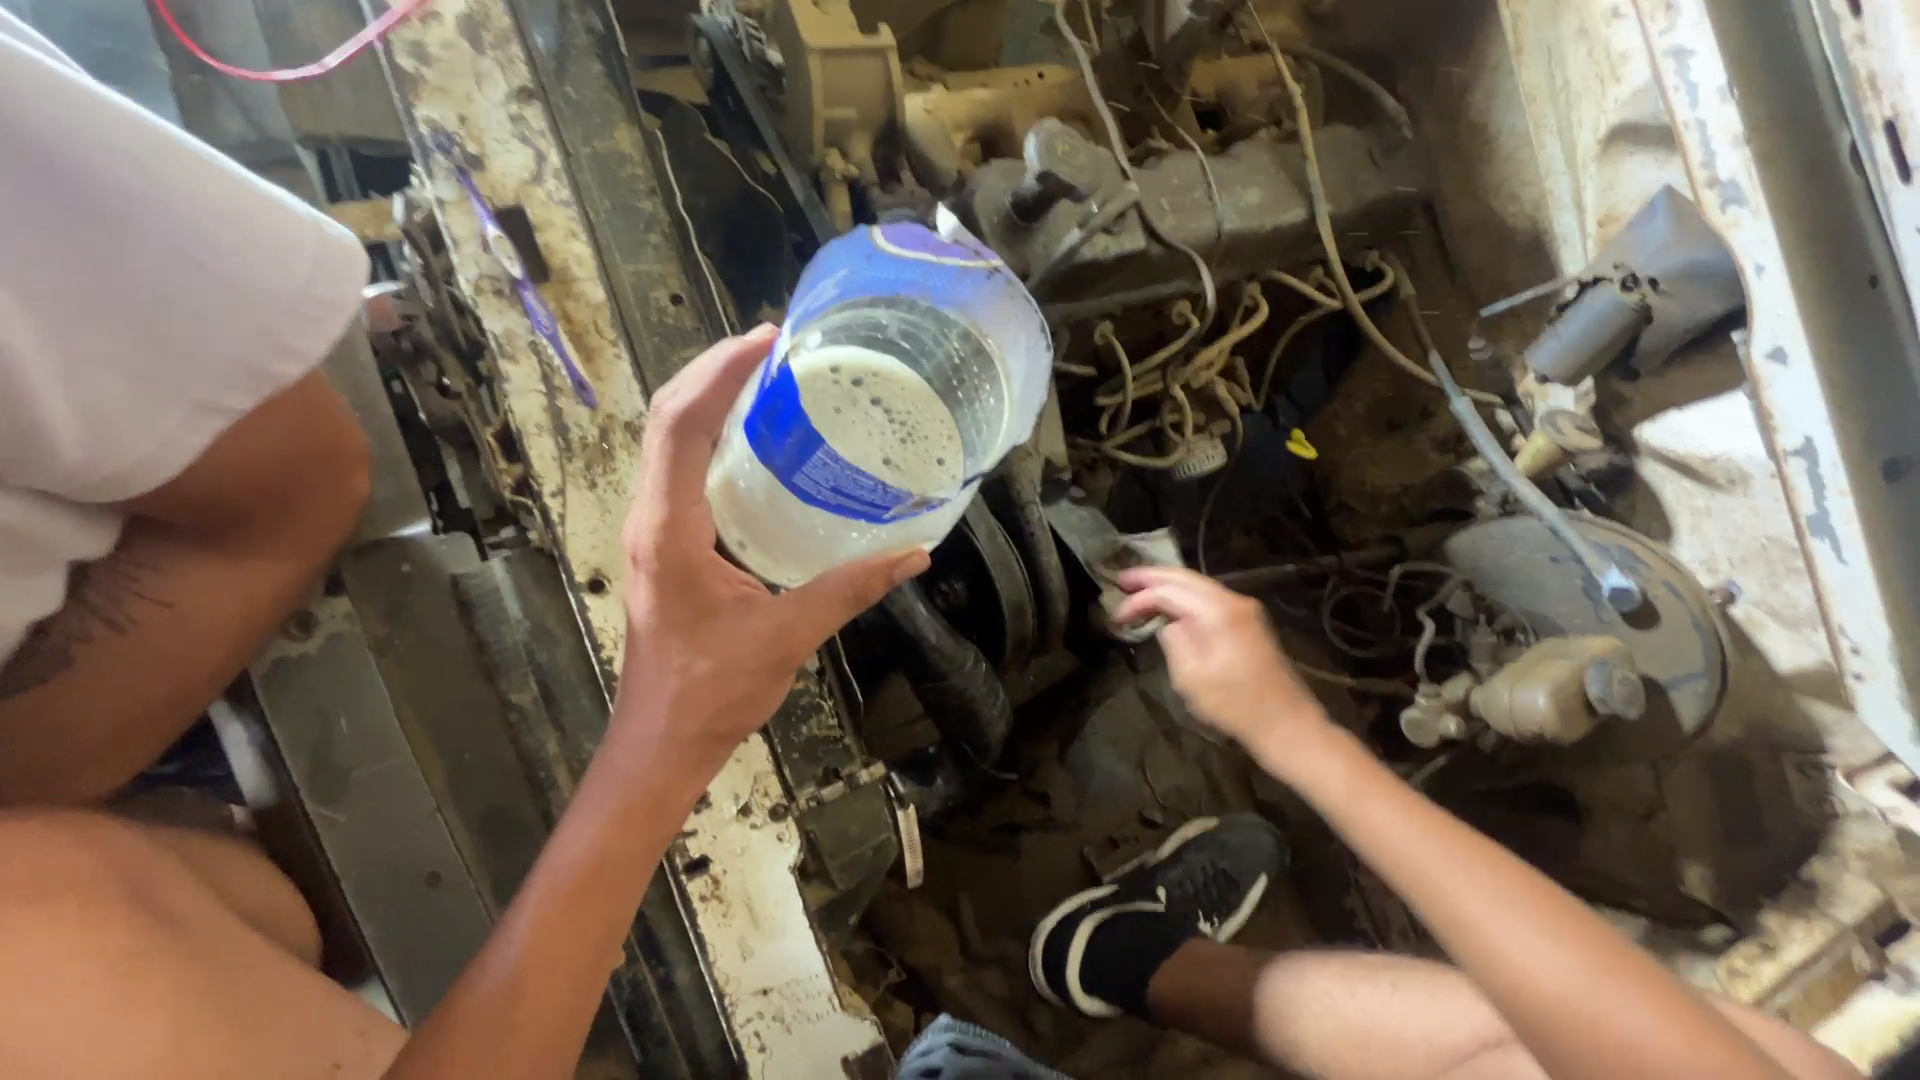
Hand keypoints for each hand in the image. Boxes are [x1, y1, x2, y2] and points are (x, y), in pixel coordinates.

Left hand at [611, 325, 929, 782]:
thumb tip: (913, 554)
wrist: (660, 740)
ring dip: (710, 397)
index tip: (769, 339)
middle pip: (667, 417)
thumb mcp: (786, 636)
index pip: (682, 425)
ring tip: (769, 375)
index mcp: (671, 529)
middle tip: (775, 345)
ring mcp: (657, 529)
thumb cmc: (711, 692)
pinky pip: (684, 469)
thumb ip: (848, 590)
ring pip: (670, 439)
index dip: (721, 372)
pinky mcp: (670, 544)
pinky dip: (714, 436)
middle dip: (713, 369)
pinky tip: (761, 440)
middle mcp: (654, 516)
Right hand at [1114, 566, 1332, 753]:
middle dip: (1151, 577)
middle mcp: (1233, 600)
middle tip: (1122, 580)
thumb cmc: (1234, 704)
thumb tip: (1169, 624)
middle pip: (1185, 577)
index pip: (1168, 592)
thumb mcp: (1190, 677)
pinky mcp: (1250, 622)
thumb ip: (1173, 641)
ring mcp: (1245, 609)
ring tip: (1141, 589)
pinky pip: (1210, 598)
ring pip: (1199, 585)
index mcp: (1217, 611)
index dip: (1139, 601)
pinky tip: (1171, 604)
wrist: (1286, 722)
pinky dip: (1185, 596)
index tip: (1116, 616)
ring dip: (1169, 585)